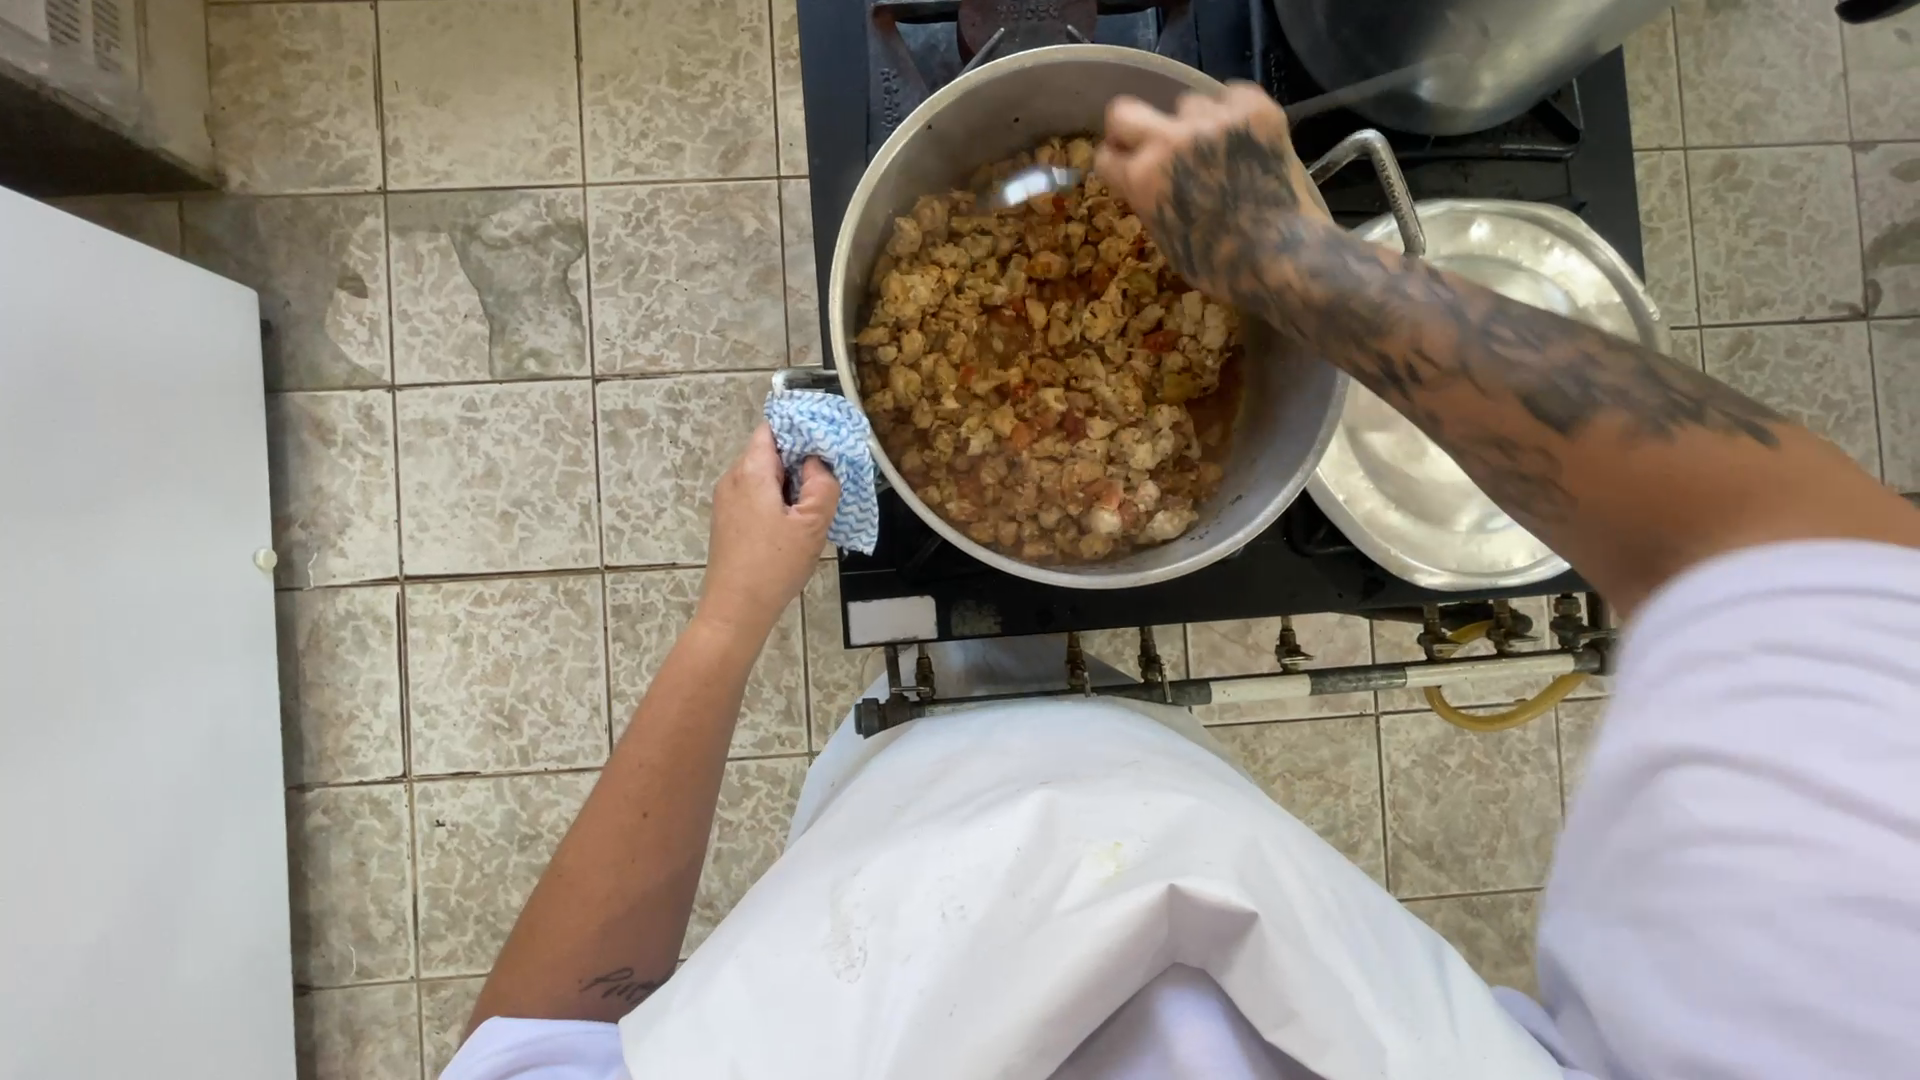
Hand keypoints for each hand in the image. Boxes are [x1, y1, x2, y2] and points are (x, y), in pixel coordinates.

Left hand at [696, 424, 839, 637]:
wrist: (736, 610)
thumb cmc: (774, 565)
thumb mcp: (811, 524)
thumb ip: (822, 484)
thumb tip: (816, 463)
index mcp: (750, 471)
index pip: (773, 427)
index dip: (802, 428)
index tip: (829, 442)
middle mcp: (732, 479)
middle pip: (770, 451)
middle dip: (801, 458)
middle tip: (831, 475)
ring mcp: (727, 501)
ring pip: (764, 476)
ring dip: (792, 482)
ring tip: (817, 501)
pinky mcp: (729, 521)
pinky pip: (757, 496)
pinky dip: (779, 499)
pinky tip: (797, 522)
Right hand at [1095, 82, 1331, 306]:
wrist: (1281, 255)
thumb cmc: (1218, 265)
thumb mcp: (1166, 239)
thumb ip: (1150, 200)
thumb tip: (1146, 181)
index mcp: (1143, 179)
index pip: (1105, 156)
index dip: (1114, 164)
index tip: (1123, 167)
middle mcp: (1170, 140)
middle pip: (1124, 111)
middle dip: (1129, 129)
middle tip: (1147, 143)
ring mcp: (1213, 119)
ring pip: (1185, 104)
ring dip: (1191, 124)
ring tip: (1213, 150)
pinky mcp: (1254, 108)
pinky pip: (1229, 96)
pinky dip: (1231, 116)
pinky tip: (1242, 141)